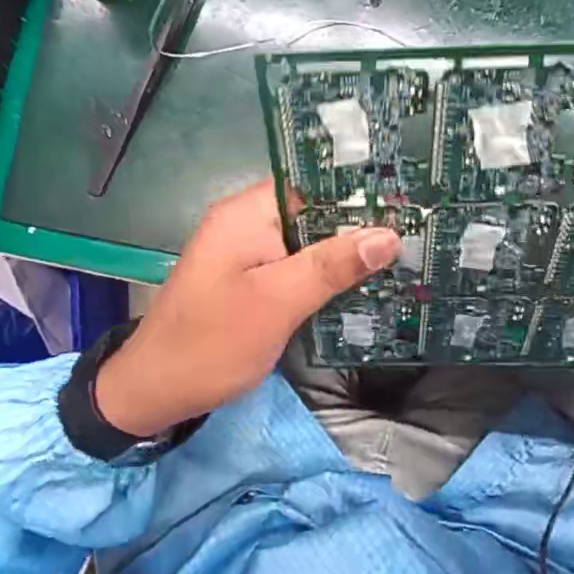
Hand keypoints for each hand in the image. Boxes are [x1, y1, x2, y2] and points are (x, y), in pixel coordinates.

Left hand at [94, 183, 400, 437]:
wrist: (155, 390)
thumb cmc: (213, 342)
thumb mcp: (276, 302)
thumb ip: (330, 266)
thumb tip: (387, 235)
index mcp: (245, 213)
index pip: (309, 182)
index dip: (356, 190)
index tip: (407, 199)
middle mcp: (244, 224)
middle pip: (311, 212)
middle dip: (358, 224)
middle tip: (417, 232)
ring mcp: (244, 254)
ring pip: (305, 243)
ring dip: (344, 253)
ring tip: (402, 257)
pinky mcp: (247, 282)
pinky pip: (293, 267)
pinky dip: (323, 275)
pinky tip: (361, 286)